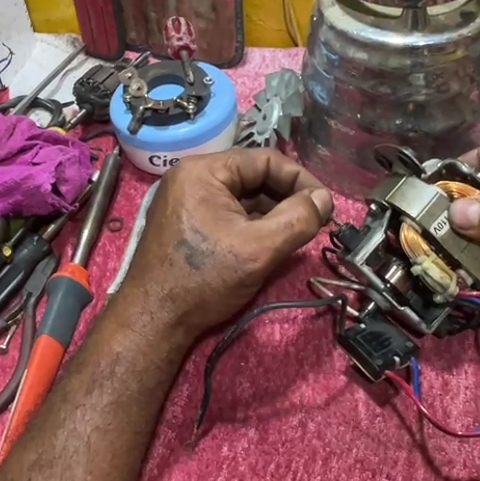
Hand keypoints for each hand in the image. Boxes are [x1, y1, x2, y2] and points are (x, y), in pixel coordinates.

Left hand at [112, 149, 334, 343]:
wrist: (153, 320)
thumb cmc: (203, 280)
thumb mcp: (259, 249)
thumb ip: (297, 219)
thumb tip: (325, 199)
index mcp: (204, 171)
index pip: (265, 160)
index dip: (301, 180)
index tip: (326, 204)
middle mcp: (192, 177)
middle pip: (253, 176)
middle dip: (287, 197)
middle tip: (315, 221)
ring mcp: (187, 200)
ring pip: (243, 196)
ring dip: (272, 212)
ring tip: (297, 233)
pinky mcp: (187, 222)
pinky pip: (228, 212)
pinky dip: (253, 224)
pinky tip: (270, 242)